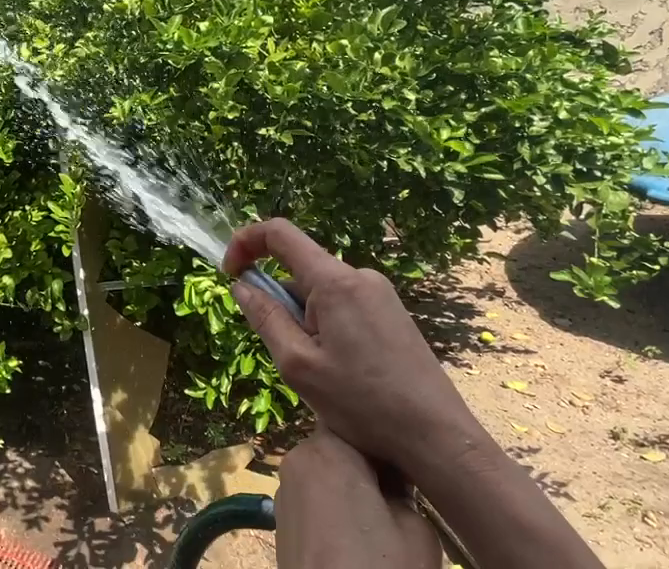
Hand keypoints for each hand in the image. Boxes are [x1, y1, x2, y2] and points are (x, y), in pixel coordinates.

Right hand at [223, 218, 484, 477]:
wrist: (438, 437)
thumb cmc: (363, 403)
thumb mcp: (298, 365)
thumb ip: (265, 318)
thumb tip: (242, 286)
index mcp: (334, 282)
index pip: (279, 232)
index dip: (245, 242)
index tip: (230, 274)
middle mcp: (360, 276)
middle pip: (299, 267)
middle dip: (279, 299)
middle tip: (285, 351)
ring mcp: (381, 293)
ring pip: (320, 289)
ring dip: (303, 317)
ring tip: (318, 369)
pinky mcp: (392, 312)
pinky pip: (342, 303)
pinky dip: (325, 324)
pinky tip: (341, 368)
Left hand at [274, 428, 442, 568]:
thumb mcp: (415, 528)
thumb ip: (403, 489)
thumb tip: (393, 476)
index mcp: (326, 449)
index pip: (354, 421)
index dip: (383, 437)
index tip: (408, 456)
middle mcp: (296, 459)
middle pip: (339, 447)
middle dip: (367, 465)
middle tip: (401, 493)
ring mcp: (283, 490)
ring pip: (326, 473)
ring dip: (351, 487)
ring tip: (382, 522)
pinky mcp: (281, 521)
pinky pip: (313, 499)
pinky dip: (334, 509)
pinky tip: (358, 538)